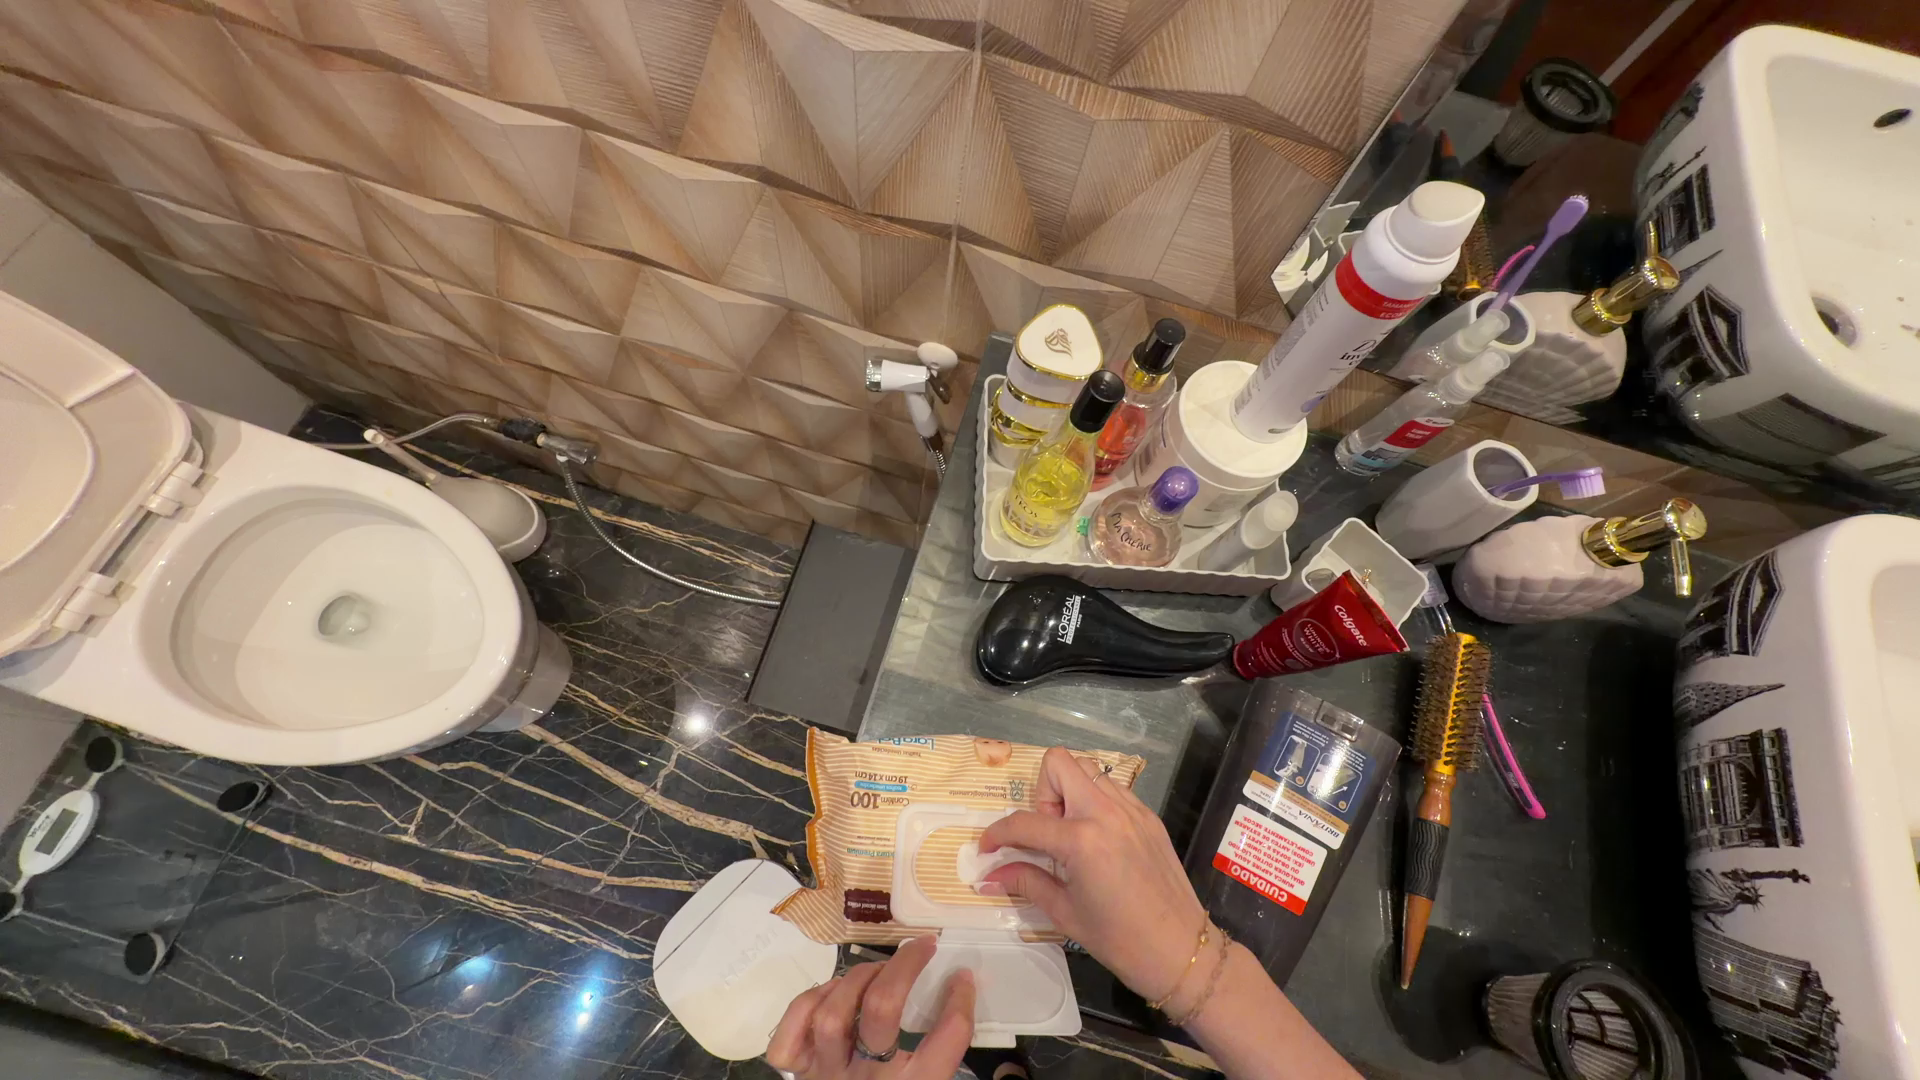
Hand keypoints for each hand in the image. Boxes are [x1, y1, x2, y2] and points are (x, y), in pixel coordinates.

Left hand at [767, 935, 974, 1079]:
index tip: (962, 976)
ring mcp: (827, 1075)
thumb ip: (940, 1046)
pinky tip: (831, 994)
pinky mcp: (798, 1073)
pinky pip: (792, 1032)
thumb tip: (957, 986)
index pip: (946, 1041)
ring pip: (834, 1012)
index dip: (960, 1001)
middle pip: (882, 1008)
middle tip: (921, 947)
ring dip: (858, 977)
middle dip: (904, 965)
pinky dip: (809, 1002)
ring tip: (878, 971)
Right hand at [979, 747, 1209, 1004]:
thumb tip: (988, 876)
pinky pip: (1112, 788)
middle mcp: (1105, 812)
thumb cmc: (1119, 940)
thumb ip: (1025, 881)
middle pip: (1059, 763)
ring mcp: (1131, 809)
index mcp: (1081, 840)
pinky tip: (1098, 839)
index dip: (997, 834)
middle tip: (1047, 831)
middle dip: (1042, 792)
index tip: (988, 847)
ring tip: (1072, 835)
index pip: (1025, 822)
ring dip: (1070, 792)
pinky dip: (1096, 802)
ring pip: (1088, 769)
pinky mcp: (1148, 815)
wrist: (1182, 951)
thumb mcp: (1064, 912)